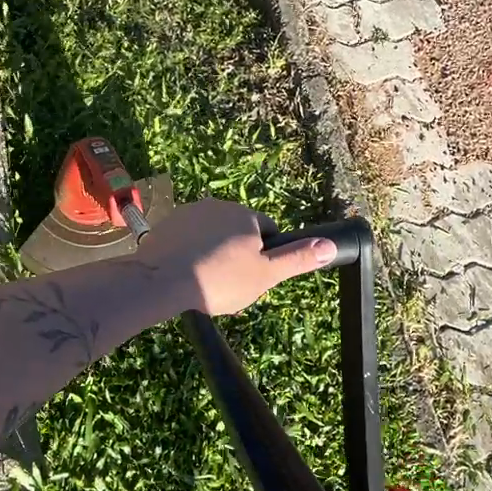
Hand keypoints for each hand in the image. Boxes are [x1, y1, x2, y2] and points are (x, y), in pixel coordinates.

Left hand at [135, 198, 336, 315]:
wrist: (161, 280)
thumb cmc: (219, 279)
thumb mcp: (265, 274)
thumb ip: (296, 258)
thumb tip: (330, 246)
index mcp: (245, 214)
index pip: (267, 231)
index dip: (265, 256)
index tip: (254, 277)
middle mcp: (218, 205)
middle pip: (238, 232)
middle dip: (238, 255)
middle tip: (231, 285)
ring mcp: (190, 212)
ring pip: (212, 235)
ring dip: (214, 253)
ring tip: (207, 282)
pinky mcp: (168, 223)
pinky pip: (189, 237)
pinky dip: (191, 252)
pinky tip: (186, 274)